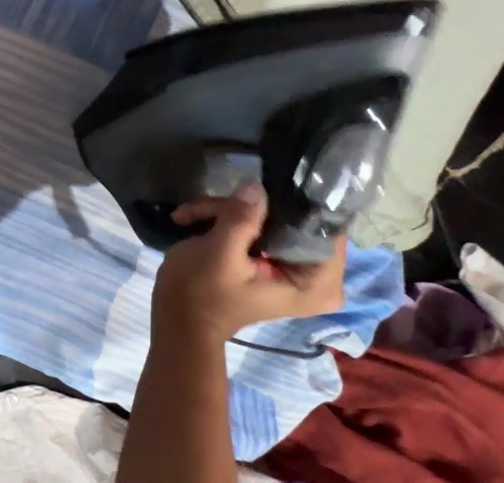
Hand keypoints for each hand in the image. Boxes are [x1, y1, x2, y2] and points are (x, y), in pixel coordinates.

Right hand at [152, 182, 346, 347]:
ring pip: (267, 221)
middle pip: (292, 223)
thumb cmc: (202, 291)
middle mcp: (316, 276)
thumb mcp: (218, 253)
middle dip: (244, 211)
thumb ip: (240, 220)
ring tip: (187, 216)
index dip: (292, 208)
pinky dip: (223, 222)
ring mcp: (293, 268)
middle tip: (203, 210)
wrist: (180, 317)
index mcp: (317, 284)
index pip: (324, 232)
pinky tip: (191, 221)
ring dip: (224, 214)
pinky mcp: (272, 262)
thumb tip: (256, 186)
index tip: (254, 193)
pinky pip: (256, 230)